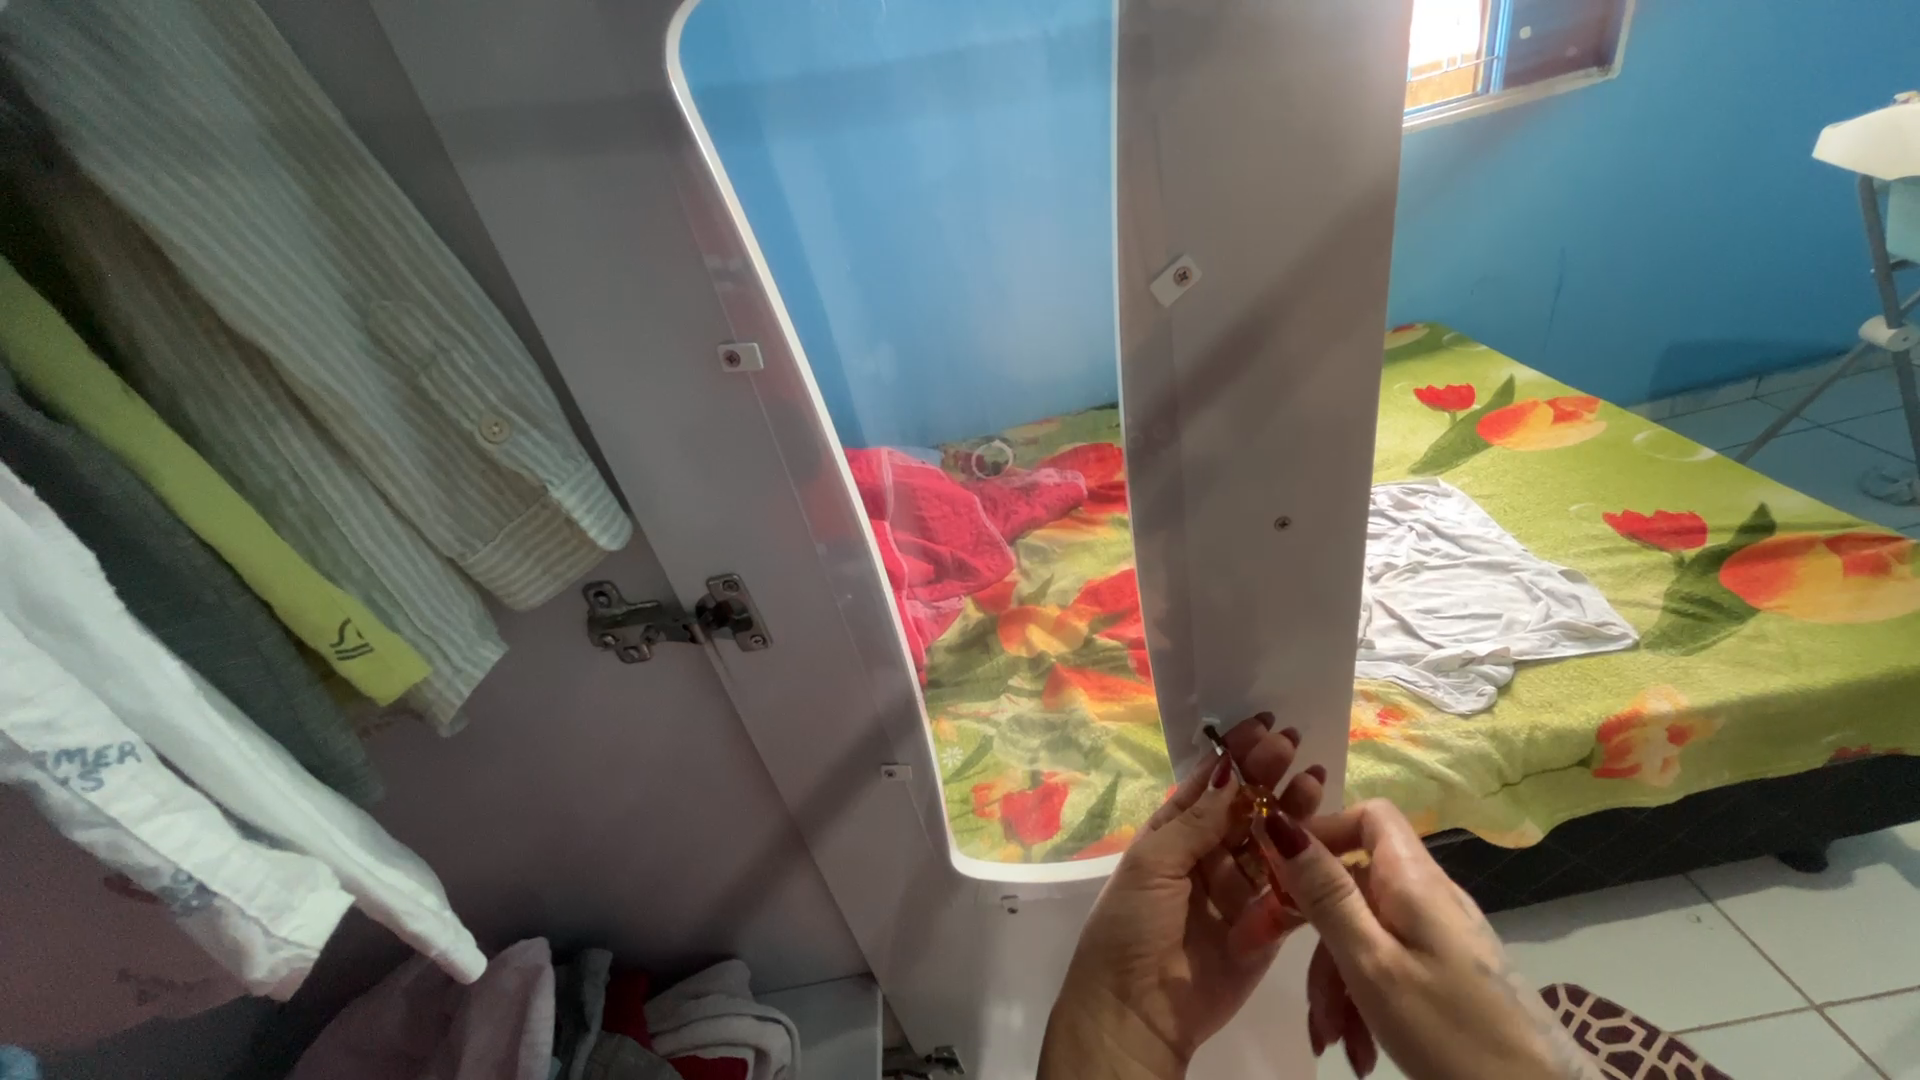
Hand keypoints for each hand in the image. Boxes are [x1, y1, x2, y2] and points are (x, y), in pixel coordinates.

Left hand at [1039, 714, 1327, 1079]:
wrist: (1137, 1009)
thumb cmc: (1131, 924)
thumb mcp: (1155, 863)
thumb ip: (1198, 822)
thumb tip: (1228, 770)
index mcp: (1171, 833)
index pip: (1208, 785)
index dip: (1234, 756)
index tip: (1261, 725)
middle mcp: (1205, 855)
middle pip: (1243, 809)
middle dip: (1266, 777)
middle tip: (1291, 744)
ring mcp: (1236, 890)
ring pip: (1269, 842)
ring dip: (1290, 812)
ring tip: (1313, 780)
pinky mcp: (1264, 927)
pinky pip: (1288, 889)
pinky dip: (1305, 863)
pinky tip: (1325, 836)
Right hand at [1273, 799, 1603, 1079]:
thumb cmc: (1451, 1032)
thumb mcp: (1370, 962)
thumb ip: (1324, 891)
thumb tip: (1278, 821)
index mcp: (1413, 879)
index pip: (1368, 814)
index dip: (1322, 830)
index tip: (1282, 869)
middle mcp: (1427, 896)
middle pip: (1353, 882)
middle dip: (1311, 926)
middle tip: (1276, 958)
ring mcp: (1437, 937)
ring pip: (1363, 931)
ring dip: (1334, 979)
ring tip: (1330, 1038)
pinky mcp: (1445, 974)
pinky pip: (1386, 964)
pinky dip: (1363, 997)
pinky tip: (1357, 1046)